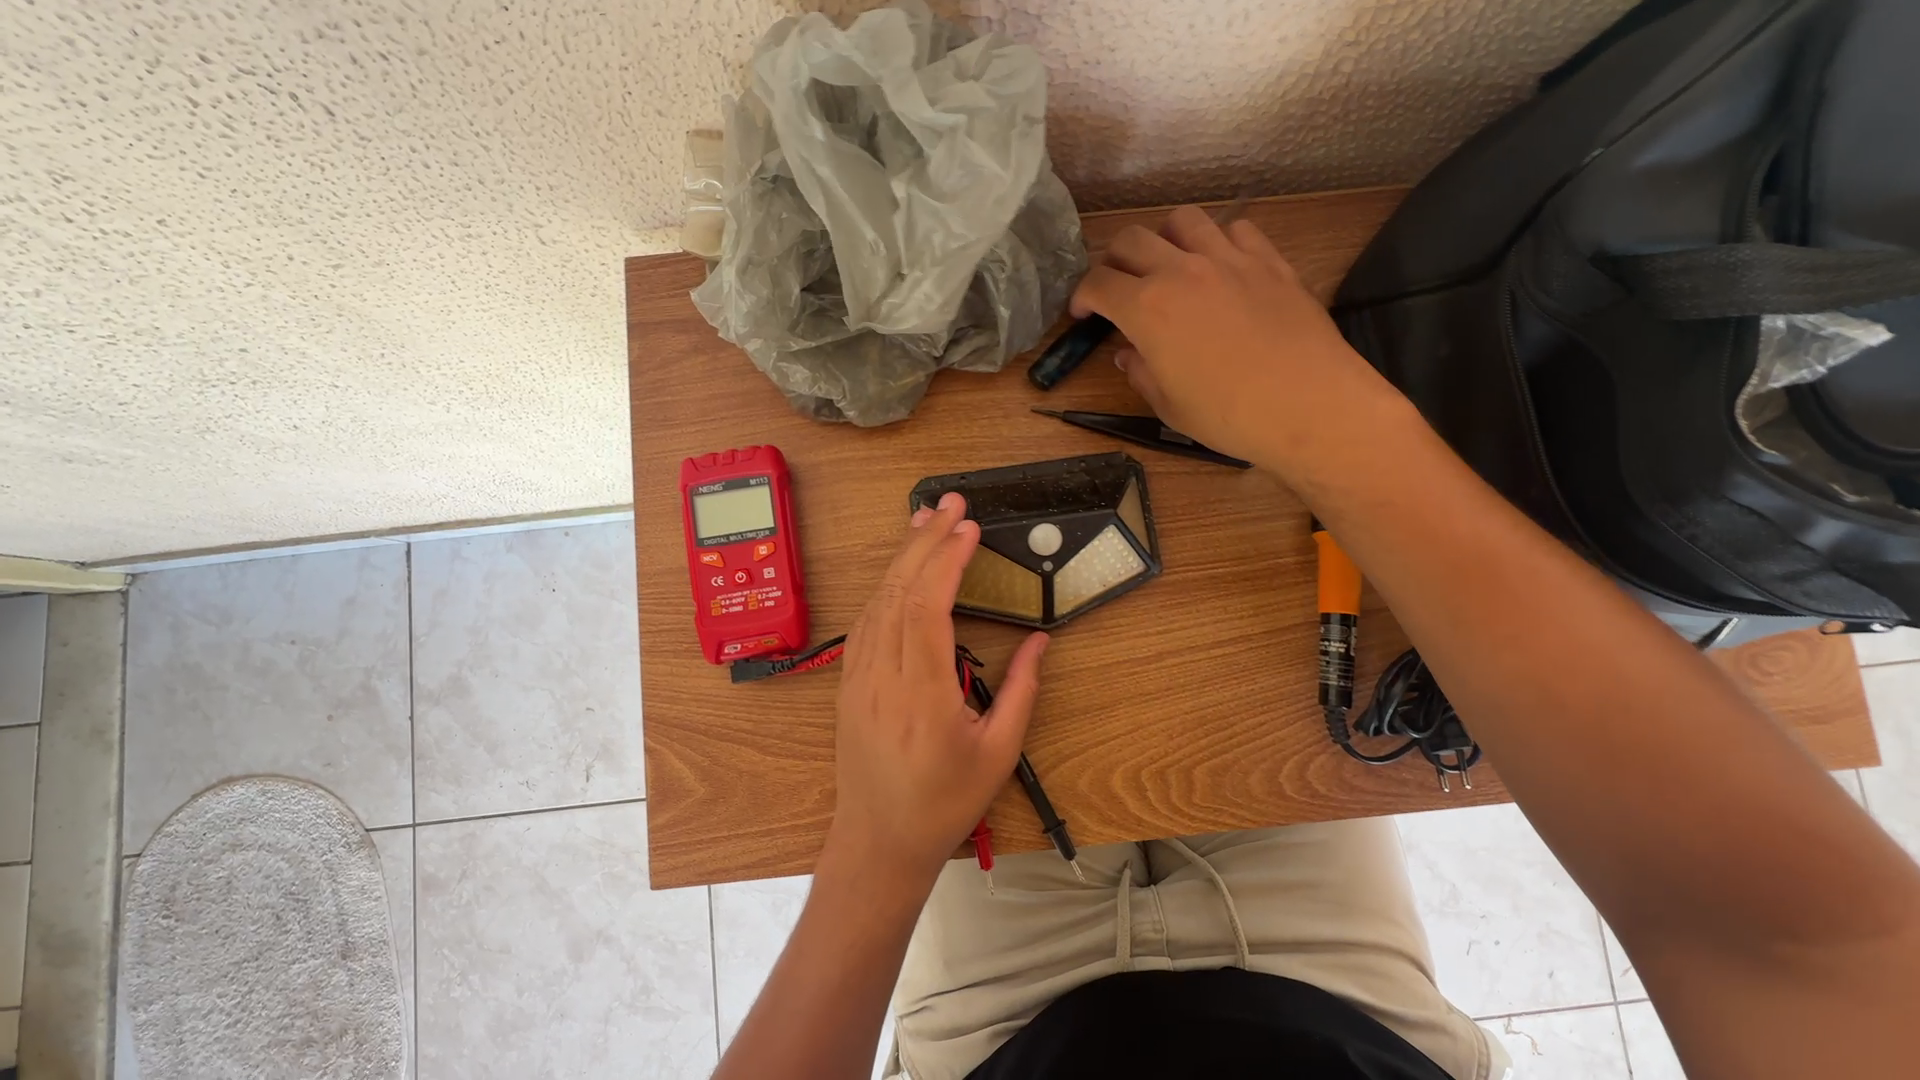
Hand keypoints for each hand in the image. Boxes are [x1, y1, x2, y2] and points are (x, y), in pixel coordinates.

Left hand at [829, 492, 1049, 882]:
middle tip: (950, 503)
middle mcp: (882, 676)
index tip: (968, 527)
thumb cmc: (943, 803)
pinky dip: (885, 588)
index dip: (947, 559)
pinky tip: (901, 572)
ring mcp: (858, 678)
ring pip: (876, 601)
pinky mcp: (848, 684)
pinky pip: (865, 622)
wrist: (879, 841)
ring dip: (902, 557)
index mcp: (921, 692)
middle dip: (925, 540)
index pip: (927, 605)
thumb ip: (1022, 691)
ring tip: (926, 521)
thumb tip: (1041, 642)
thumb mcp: (998, 753)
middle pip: (897, 590)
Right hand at [1070, 205, 1408, 483]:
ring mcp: (1229, 259)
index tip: (1083, 313)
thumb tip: (1130, 354)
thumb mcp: (1170, 407)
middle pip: (1131, 240)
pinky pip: (1236, 229)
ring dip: (1164, 237)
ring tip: (1168, 262)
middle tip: (1118, 286)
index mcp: (1147, 309)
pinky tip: (1221, 266)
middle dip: (1113, 260)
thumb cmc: (1230, 417)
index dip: (1082, 296)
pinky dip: (1218, 241)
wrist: (1309, 406)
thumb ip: (1142, 373)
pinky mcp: (1269, 261)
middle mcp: (1181, 271)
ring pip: (1182, 220)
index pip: (1098, 283)